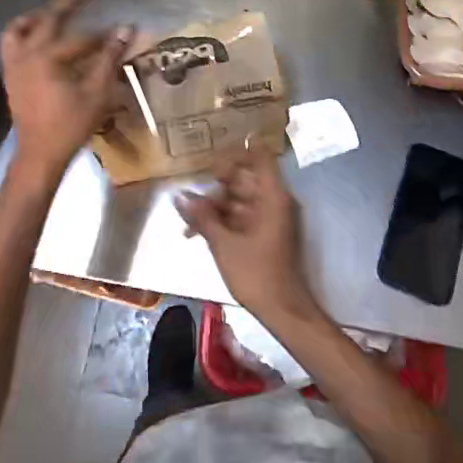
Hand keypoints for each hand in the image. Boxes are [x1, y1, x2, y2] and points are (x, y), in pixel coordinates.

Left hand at [0, 0, 131, 178]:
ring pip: (19, 28)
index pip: (82, 38)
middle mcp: (26, 53)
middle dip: (69, 4)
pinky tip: (37, 39)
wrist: (39, 154)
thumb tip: (126, 29)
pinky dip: (23, 34)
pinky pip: (11, 44)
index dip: (104, 34)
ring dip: (37, 16)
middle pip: (47, 20)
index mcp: (48, 57)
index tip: (122, 28)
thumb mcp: (97, 92)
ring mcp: (14, 64)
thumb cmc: (70, 125)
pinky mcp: (11, 76)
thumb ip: (109, 58)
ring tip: (52, 11)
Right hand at [176, 151, 319, 325]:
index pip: (259, 159)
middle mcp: (274, 202)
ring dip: (214, 208)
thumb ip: (202, 217)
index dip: (237, 153)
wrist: (282, 309)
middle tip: (189, 196)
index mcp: (272, 197)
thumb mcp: (224, 244)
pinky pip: (241, 217)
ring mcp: (270, 219)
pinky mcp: (265, 235)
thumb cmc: (256, 274)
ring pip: (239, 201)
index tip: (211, 155)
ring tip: (187, 222)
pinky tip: (198, 233)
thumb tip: (180, 196)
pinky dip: (222, 222)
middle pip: (245, 181)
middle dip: (216, 187)